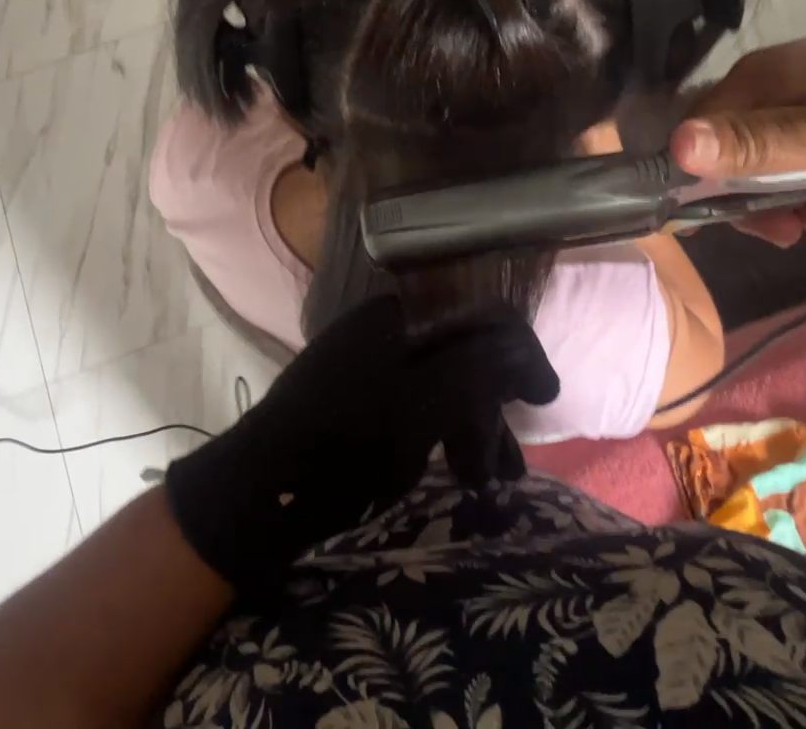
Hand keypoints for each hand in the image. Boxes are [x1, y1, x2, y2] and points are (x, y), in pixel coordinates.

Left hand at [165, 296, 557, 591]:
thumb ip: (481, 369)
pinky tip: (454, 471)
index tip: (543, 399)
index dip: (518, 356)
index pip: (477, 317)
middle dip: (490, 410)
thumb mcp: (427, 405)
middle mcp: (380, 331)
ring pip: (436, 387)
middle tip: (509, 466)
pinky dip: (437, 435)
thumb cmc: (350, 441)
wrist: (262, 489)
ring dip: (468, 431)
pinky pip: (410, 407)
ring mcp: (363, 366)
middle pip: (459, 356)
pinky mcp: (352, 402)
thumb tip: (524, 350)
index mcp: (396, 316)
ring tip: (487, 482)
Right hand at [673, 16, 805, 244]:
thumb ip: (750, 147)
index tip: (735, 226)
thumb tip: (674, 144)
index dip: (705, 184)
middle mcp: (782, 73)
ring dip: (801, 196)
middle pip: (739, 147)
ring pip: (782, 151)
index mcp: (762, 76)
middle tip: (799, 234)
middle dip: (761, 198)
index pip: (698, 134)